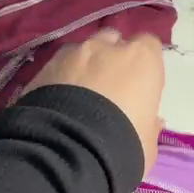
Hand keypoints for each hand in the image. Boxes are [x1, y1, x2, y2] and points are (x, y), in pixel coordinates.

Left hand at [23, 29, 165, 170]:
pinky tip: (57, 103)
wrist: (69, 151)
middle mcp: (106, 47)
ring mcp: (71, 53)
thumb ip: (150, 125)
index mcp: (141, 59)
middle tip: (109, 88)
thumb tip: (150, 121)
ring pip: (81, 52)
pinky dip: (59, 79)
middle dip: (112, 58)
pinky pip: (56, 68)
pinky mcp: (42, 67)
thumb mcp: (147, 142)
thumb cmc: (122, 143)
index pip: (148, 45)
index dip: (144, 64)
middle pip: (112, 41)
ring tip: (78, 96)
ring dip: (83, 67)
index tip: (140, 86)